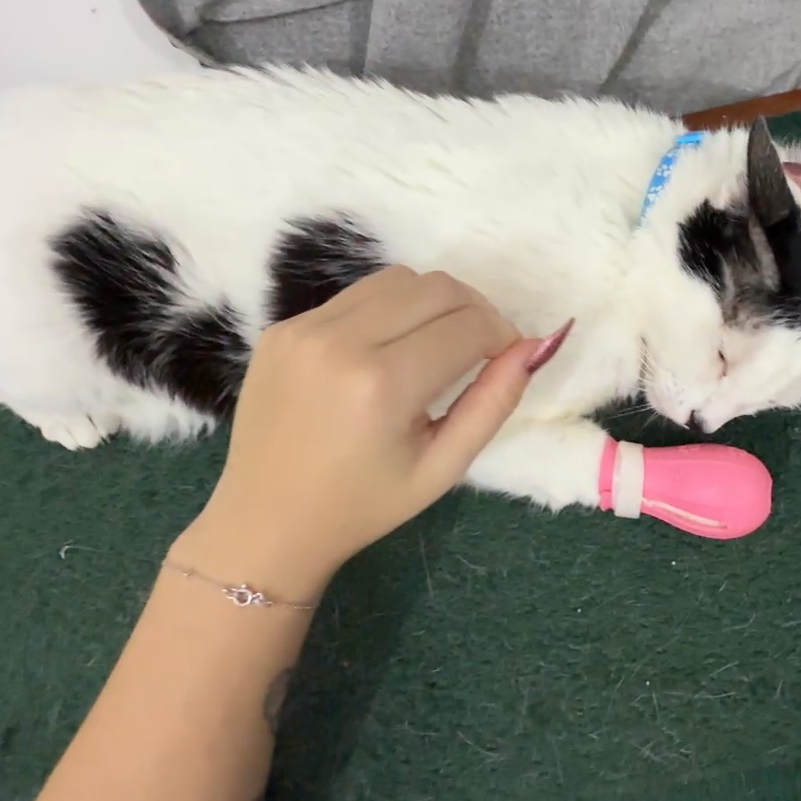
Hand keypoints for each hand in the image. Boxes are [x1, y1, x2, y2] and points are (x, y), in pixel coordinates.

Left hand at [172, 267, 560, 597]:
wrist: (266, 521)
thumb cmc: (364, 505)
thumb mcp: (443, 467)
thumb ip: (494, 403)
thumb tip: (534, 347)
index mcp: (382, 386)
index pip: (469, 326)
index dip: (503, 336)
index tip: (508, 358)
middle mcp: (340, 342)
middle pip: (438, 287)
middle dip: (476, 310)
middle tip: (481, 348)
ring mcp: (304, 329)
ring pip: (399, 279)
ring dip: (434, 303)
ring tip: (437, 345)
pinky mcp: (284, 327)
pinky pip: (358, 295)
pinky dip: (391, 310)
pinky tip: (388, 350)